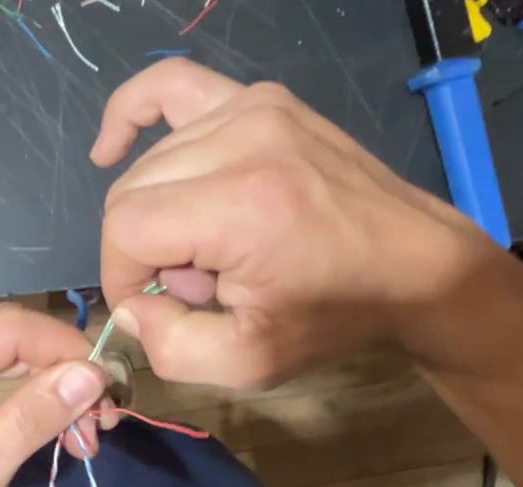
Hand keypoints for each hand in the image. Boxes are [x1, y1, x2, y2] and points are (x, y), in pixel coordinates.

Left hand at [0, 305, 109, 486]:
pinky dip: (40, 387)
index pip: (11, 328)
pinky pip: (8, 358)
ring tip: (85, 433)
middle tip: (100, 425)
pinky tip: (61, 422)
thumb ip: (30, 420)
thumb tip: (91, 375)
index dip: (67, 351)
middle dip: (68, 374)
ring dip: (59, 384)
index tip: (107, 394)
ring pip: (20, 345)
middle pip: (18, 333)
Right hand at [91, 58, 505, 388]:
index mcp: (240, 208)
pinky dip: (133, 114)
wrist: (412, 266)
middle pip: (130, 194)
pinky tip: (110, 149)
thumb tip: (129, 308)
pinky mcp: (262, 97)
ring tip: (204, 248)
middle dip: (141, 253)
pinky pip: (174, 87)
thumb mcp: (246, 364)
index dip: (123, 279)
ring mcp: (253, 108)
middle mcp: (242, 142)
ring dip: (156, 215)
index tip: (152, 310)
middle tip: (192, 287)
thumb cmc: (331, 317)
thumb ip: (169, 347)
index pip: (126, 229)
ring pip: (149, 163)